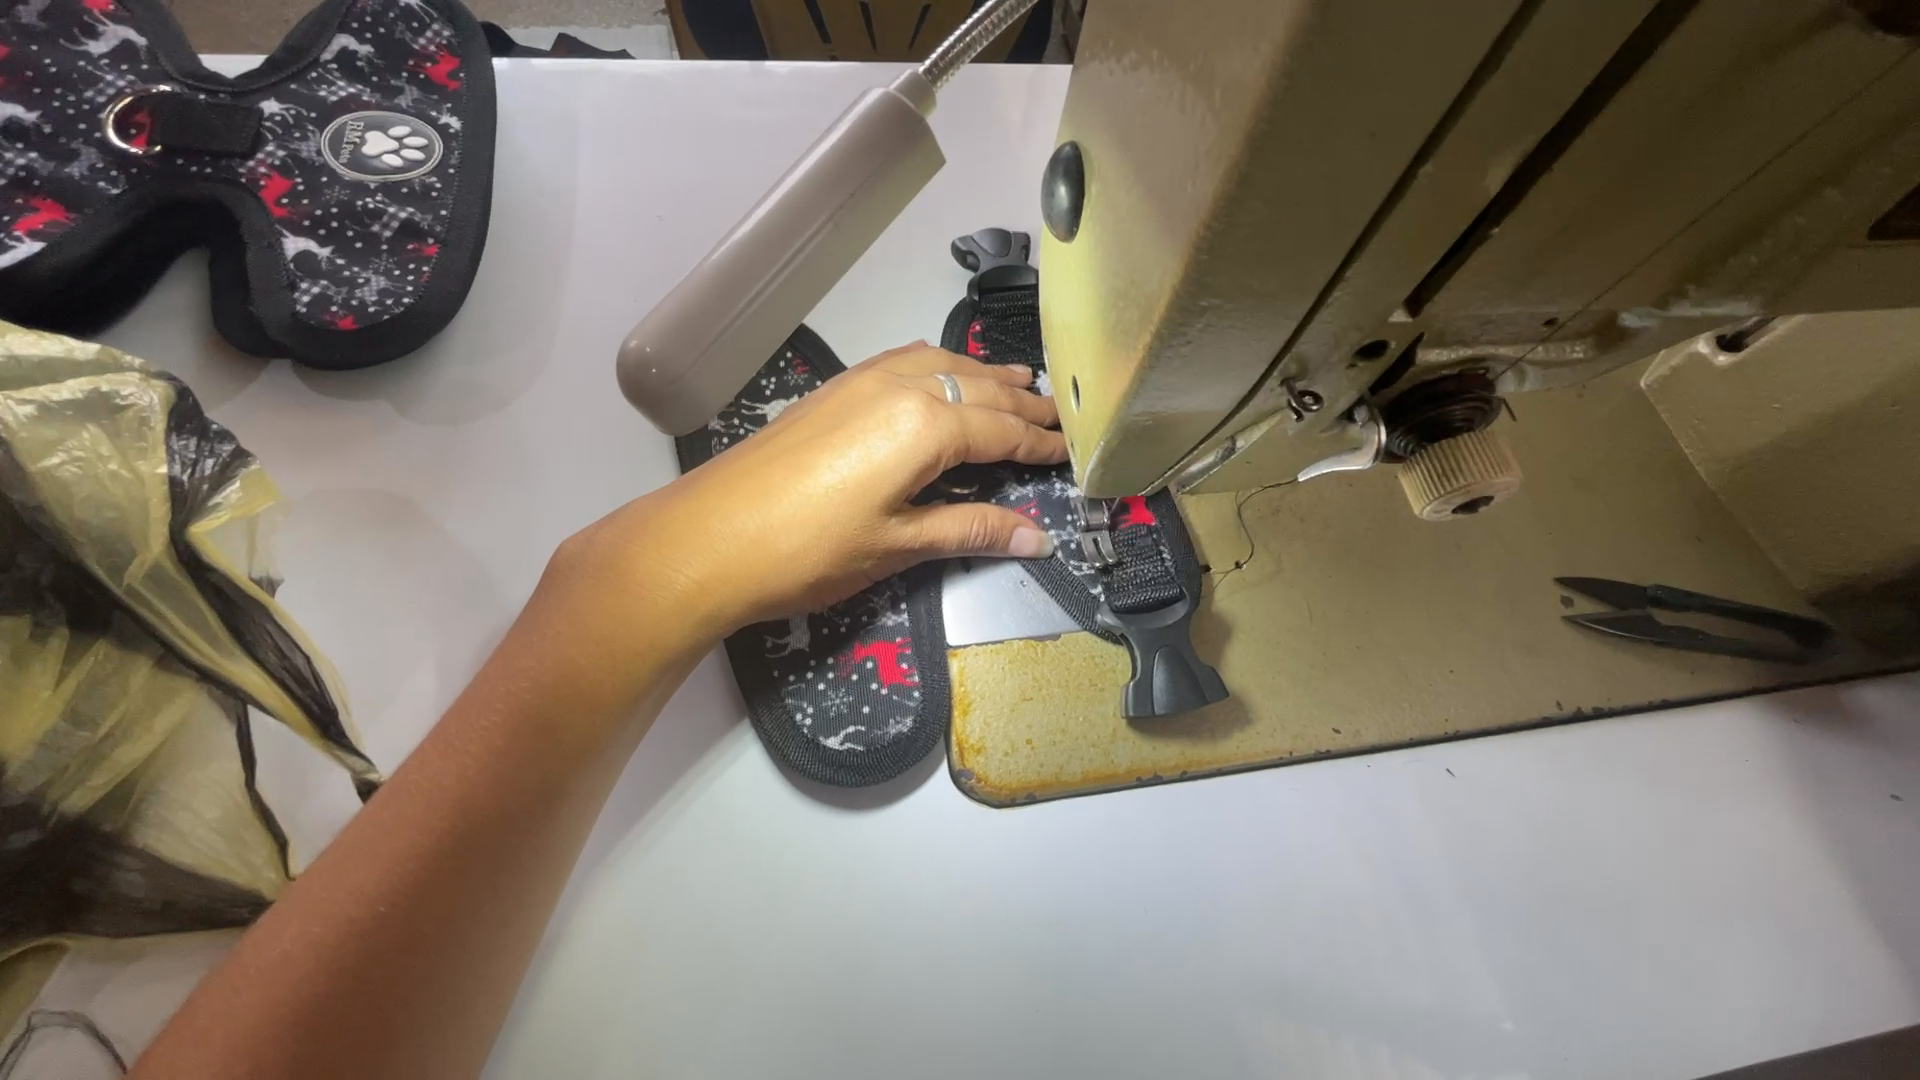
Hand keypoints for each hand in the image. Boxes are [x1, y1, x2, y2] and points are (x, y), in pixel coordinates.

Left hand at [555, 343, 1067, 643]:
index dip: (1038, 445)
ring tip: (1017, 383)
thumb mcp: (899, 545)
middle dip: (1021, 406)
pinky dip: (938, 368)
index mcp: (925, 425)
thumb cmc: (809, 550)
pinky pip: (904, 363)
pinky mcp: (834, 389)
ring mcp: (862, 381)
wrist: (709, 538)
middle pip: (978, 392)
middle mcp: (900, 387)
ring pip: (940, 367)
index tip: (1070, 452)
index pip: (1000, 432)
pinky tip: (942, 377)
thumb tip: (1040, 539)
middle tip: (1058, 416)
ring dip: (982, 378)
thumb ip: (972, 530)